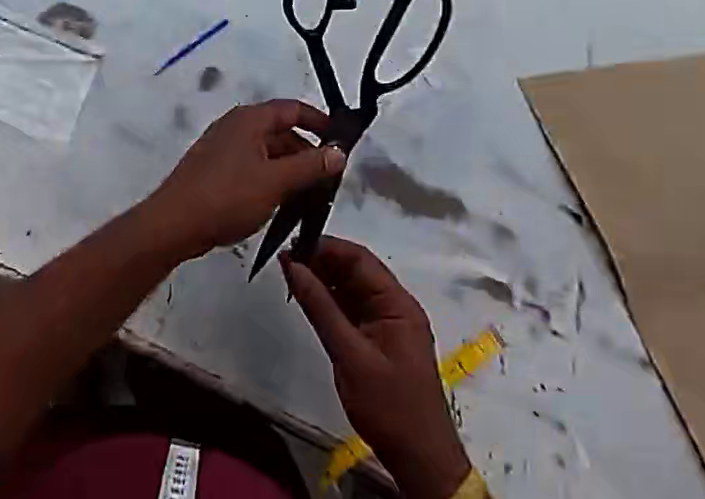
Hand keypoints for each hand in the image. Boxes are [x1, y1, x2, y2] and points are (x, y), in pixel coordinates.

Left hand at [137, 100, 342, 260]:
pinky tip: (280, 203)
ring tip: (309, 196)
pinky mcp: (214, 170)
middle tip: (329, 178)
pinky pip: (252, 167)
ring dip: (290, 169)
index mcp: (249, 120)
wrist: (175, 224)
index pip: (292, 109)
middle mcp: (235, 126)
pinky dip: (271, 179)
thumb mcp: (276, 182)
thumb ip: (310, 166)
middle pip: (280, 131)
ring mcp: (222, 148)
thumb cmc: (227, 196)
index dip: (319, 122)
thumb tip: (338, 152)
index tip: (341, 142)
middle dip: (307, 152)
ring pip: (266, 152)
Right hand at [283, 238, 471, 498]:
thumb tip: (292, 264)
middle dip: (321, 260)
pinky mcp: (377, 339)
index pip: (360, 259)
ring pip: (350, 288)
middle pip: (355, 270)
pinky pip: (350, 308)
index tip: (292, 244)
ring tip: (288, 273)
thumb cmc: (389, 405)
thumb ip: (320, 307)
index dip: (326, 247)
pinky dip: (328, 301)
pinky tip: (305, 297)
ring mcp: (386, 323)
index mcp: (398, 304)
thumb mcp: (349, 354)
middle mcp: (395, 306)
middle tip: (285, 259)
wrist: (420, 460)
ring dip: (322, 279)